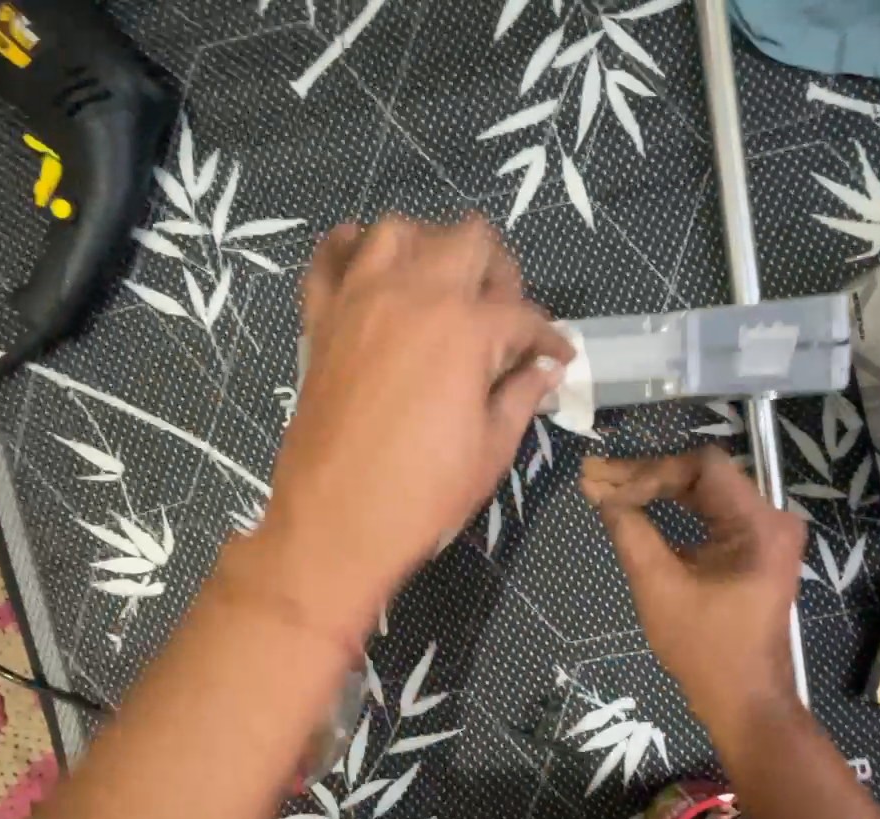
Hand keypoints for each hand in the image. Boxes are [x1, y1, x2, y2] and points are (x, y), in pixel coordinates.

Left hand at [251, 216, 572, 640]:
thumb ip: (521, 396)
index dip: (550, 338)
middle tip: (504, 318)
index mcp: (466, 328)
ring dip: (431, 248)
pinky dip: (352, 251)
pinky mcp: (320, 320)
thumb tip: (543, 371)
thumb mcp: (491, 451)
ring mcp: (359, 300)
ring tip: (443, 289)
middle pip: (469, 240)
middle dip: (500, 272)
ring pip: (398, 230)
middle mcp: (413, 294)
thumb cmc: (423, 497)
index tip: (558, 357)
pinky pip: (329, 258)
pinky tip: (372, 271)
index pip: (524, 315)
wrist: (335, 526)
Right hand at [581, 447, 806, 730]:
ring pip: (702, 491)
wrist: (745, 700)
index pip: (702, 468)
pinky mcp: (752, 547)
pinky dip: (671, 509)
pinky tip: (634, 505)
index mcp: (759, 525)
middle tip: (594, 477)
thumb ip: (631, 532)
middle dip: (645, 477)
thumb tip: (600, 493)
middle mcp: (770, 518)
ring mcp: (764, 533)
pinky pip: (708, 513)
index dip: (650, 472)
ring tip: (605, 487)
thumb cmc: (705, 649)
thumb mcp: (659, 587)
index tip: (607, 491)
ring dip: (654, 489)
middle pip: (702, 475)